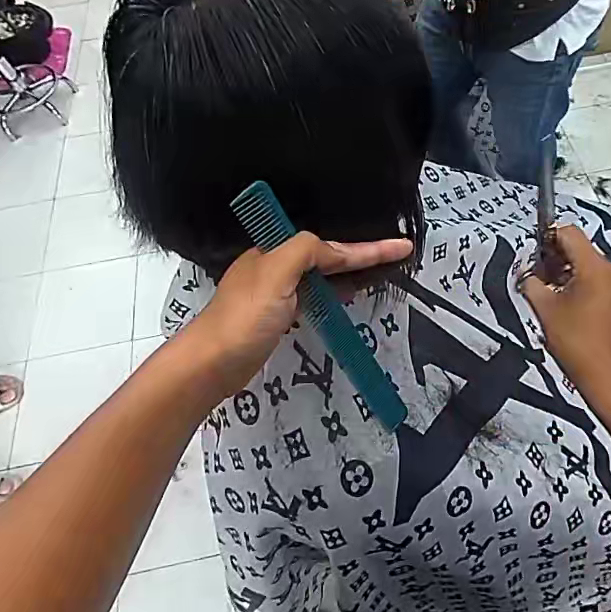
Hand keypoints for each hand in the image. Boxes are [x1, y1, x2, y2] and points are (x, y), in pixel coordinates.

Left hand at [180, 232, 413, 391]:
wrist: (209, 366)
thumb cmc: (243, 319)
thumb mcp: (276, 274)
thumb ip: (306, 252)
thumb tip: (334, 248)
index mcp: (273, 251)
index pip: (330, 245)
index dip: (367, 247)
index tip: (401, 247)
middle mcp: (274, 267)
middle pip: (326, 256)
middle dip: (360, 254)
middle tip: (394, 257)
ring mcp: (275, 293)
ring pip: (321, 276)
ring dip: (349, 273)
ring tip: (378, 275)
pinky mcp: (277, 317)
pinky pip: (314, 296)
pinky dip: (334, 293)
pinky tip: (345, 298)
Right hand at [519, 226, 610, 401]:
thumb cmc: (578, 345)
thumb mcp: (545, 311)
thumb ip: (532, 283)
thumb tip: (529, 273)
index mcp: (596, 268)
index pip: (570, 233)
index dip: (549, 238)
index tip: (538, 254)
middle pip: (584, 250)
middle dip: (561, 260)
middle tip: (543, 279)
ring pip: (596, 267)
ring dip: (576, 275)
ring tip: (560, 297)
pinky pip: (608, 283)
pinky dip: (592, 287)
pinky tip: (579, 309)